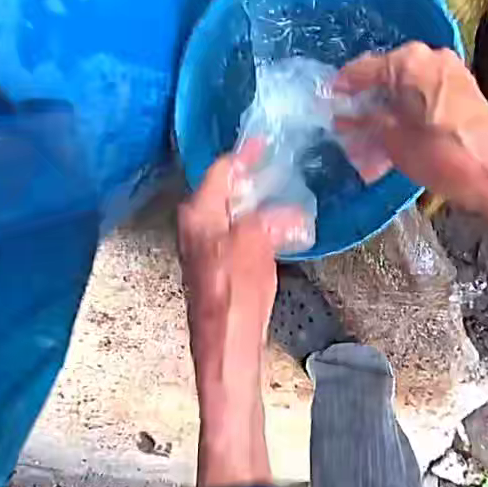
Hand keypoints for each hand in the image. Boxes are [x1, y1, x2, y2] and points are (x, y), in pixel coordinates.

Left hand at [177, 141, 307, 486]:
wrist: (225, 346)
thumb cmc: (233, 294)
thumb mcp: (253, 244)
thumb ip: (270, 219)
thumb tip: (291, 215)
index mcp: (198, 215)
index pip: (219, 171)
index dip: (243, 155)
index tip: (264, 141)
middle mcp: (196, 227)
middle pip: (222, 190)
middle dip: (248, 175)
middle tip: (277, 161)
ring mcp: (206, 248)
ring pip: (230, 212)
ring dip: (253, 199)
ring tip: (281, 187)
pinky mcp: (219, 267)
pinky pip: (237, 231)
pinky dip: (256, 221)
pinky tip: (277, 223)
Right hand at [332, 43, 487, 299]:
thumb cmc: (443, 157)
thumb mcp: (394, 141)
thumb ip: (366, 121)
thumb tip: (345, 115)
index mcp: (410, 62)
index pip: (362, 68)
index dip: (340, 88)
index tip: (324, 103)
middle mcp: (430, 57)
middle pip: (383, 75)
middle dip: (362, 100)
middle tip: (343, 125)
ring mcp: (448, 73)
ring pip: (402, 87)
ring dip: (381, 109)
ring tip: (363, 137)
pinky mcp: (459, 91)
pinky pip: (420, 95)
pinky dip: (403, 112)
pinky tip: (389, 136)